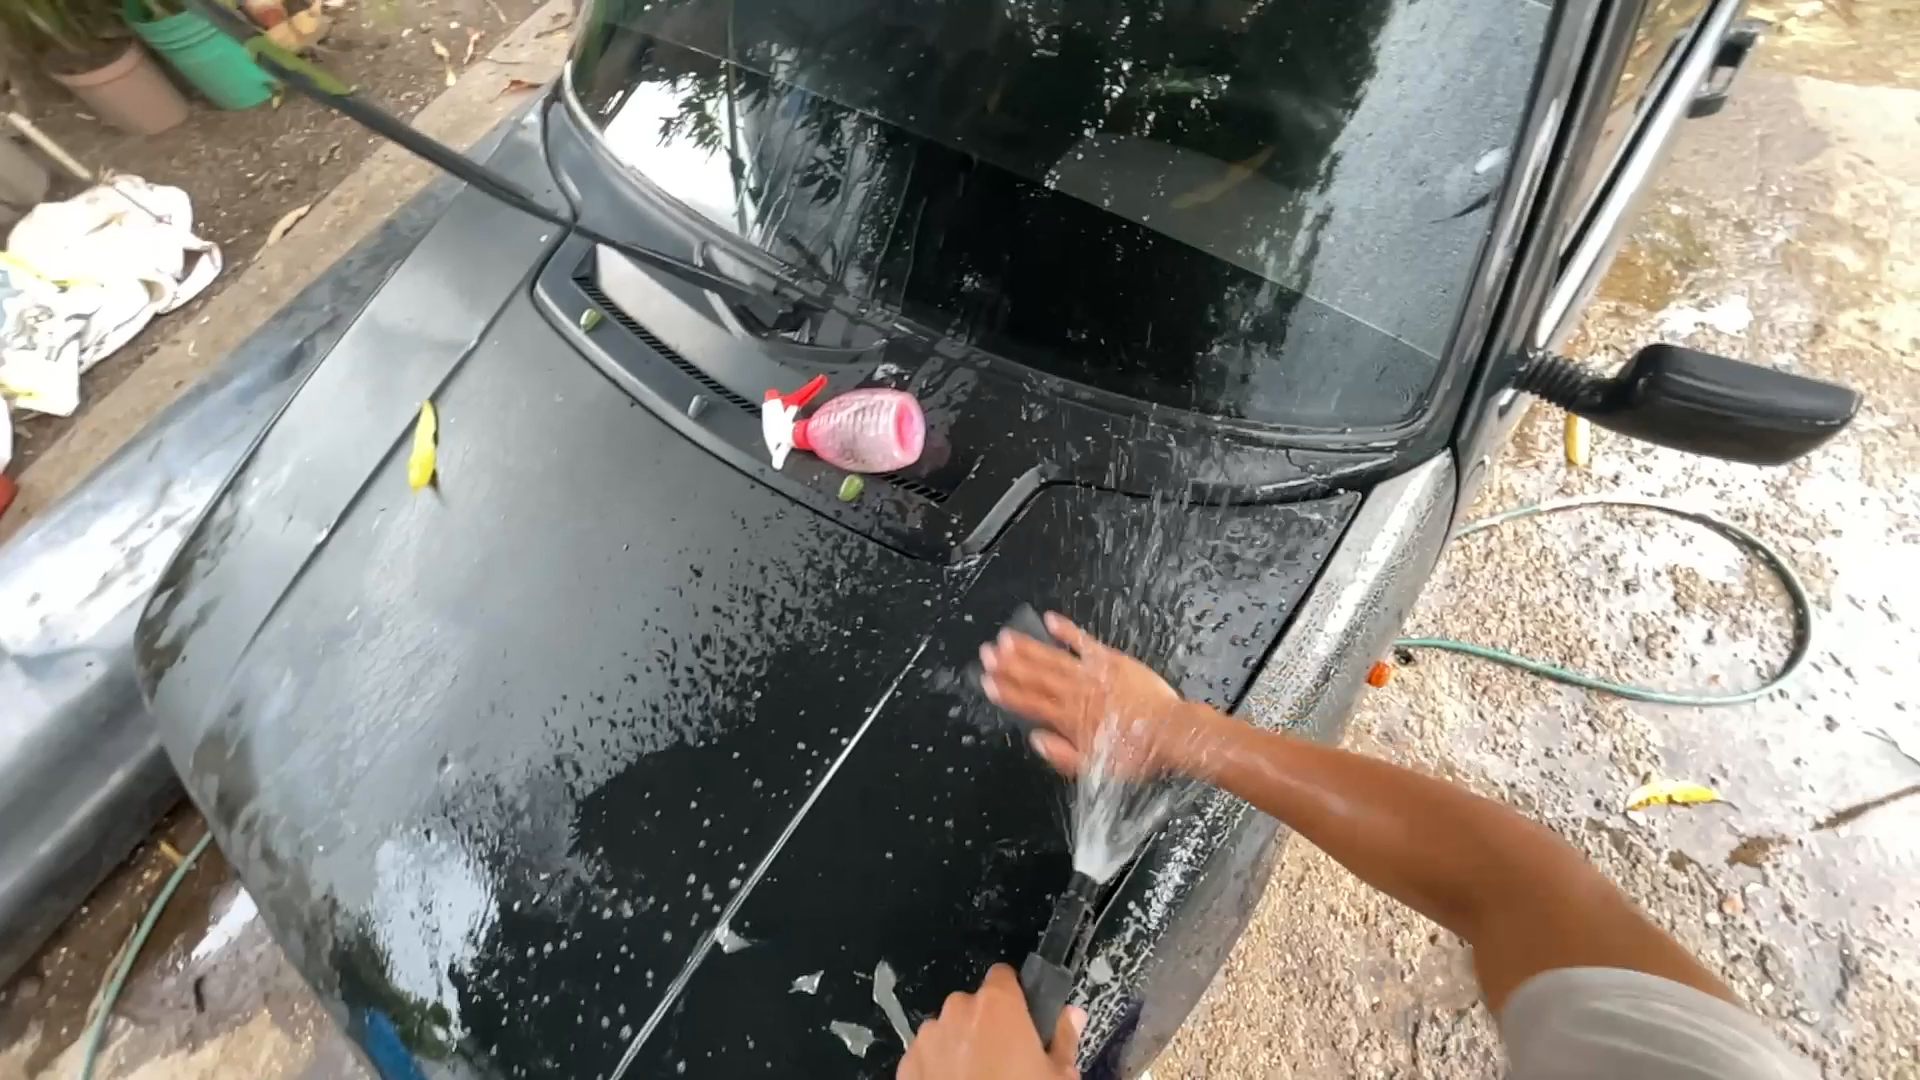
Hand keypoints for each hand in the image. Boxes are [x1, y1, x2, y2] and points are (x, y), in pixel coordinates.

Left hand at [897, 964, 1083, 1079]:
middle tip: (1004, 1064)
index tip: (1022, 1025)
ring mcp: (928, 1037)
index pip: (1004, 977)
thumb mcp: (1059, 1078)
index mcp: (997, 1004)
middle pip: (974, 1006)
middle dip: (986, 1028)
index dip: (1014, 998)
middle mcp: (958, 1009)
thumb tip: (1072, 1014)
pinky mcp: (907, 1066)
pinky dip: (937, 1070)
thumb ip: (1064, 1040)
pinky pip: (927, 1058)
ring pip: (949, 1031)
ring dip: (960, 1048)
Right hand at [979, 613, 1208, 778]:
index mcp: (1071, 720)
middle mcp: (1077, 694)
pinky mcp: (1111, 660)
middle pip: (1036, 677)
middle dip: (1009, 665)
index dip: (1007, 692)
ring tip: (1006, 637)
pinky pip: (1084, 642)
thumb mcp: (1096, 768)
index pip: (1031, 703)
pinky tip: (1050, 620)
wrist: (1171, 734)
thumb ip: (1062, 755)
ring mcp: (1093, 674)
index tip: (987, 681)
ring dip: (1029, 648)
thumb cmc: (1137, 755)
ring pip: (1053, 658)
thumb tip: (1036, 739)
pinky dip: (1067, 631)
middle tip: (987, 653)